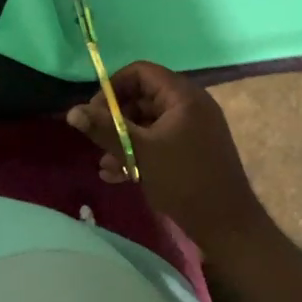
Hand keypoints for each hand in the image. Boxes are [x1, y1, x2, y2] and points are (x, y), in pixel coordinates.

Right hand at [66, 60, 268, 249]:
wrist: (230, 229)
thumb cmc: (185, 182)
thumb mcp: (139, 153)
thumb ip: (104, 129)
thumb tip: (71, 112)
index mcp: (183, 97)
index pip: (140, 72)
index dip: (113, 87)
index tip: (95, 111)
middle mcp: (191, 106)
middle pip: (142, 97)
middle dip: (115, 118)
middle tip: (97, 138)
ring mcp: (194, 129)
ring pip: (148, 122)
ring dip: (123, 139)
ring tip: (104, 164)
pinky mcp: (194, 150)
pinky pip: (159, 139)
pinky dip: (140, 151)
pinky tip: (119, 175)